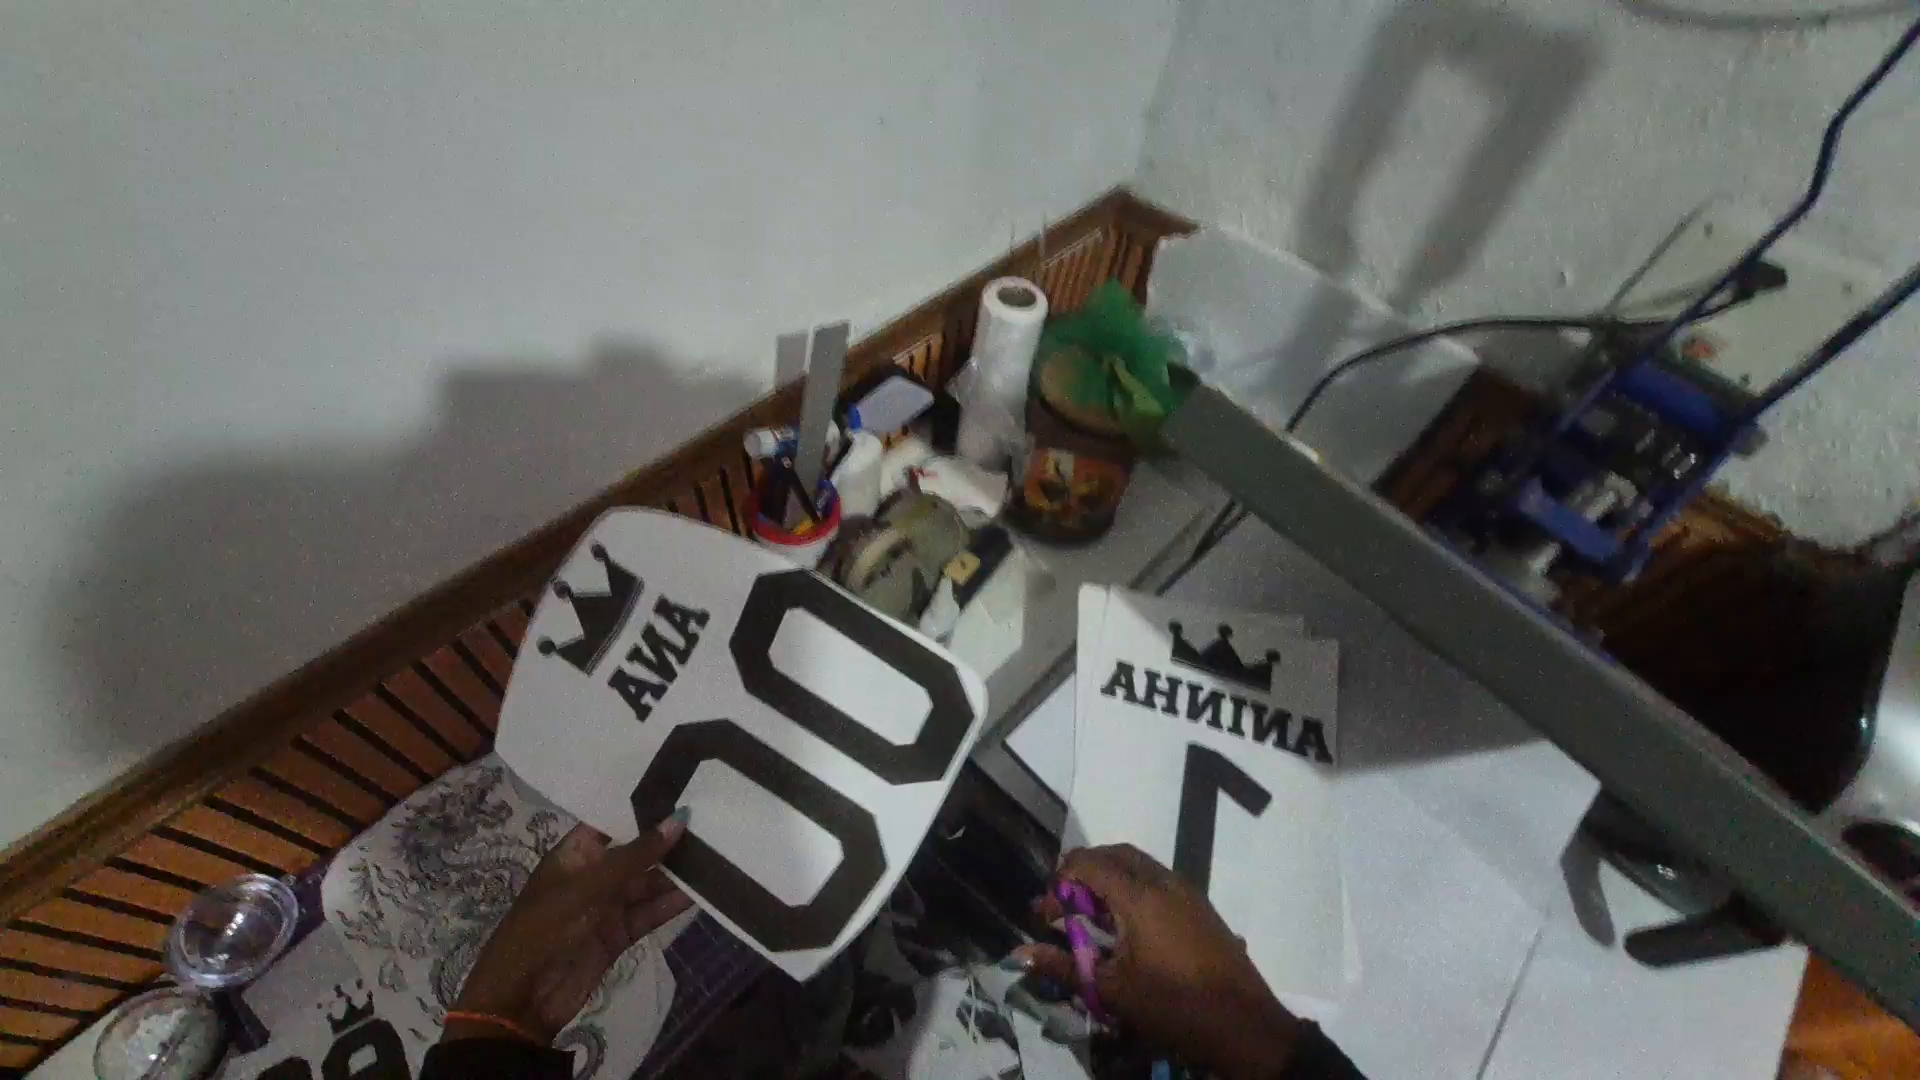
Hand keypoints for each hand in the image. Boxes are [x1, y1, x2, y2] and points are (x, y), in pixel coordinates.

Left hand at [446, 815, 692, 1045]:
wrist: (520, 1002)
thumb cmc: (544, 929)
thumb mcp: (588, 886)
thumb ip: (637, 855)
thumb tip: (680, 818)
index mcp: (576, 854)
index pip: (614, 820)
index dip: (645, 807)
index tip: (684, 788)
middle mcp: (594, 874)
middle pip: (638, 851)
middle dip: (669, 840)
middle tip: (712, 818)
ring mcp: (607, 905)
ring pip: (649, 882)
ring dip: (677, 873)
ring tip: (716, 852)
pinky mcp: (620, 933)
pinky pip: (651, 911)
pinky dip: (674, 903)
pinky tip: (703, 890)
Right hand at [1017, 844, 1301, 1079]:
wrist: (1247, 1029)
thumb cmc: (1175, 1006)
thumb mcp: (1113, 991)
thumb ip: (1065, 966)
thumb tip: (1019, 954)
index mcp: (1138, 895)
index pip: (1088, 864)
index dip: (1060, 883)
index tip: (1047, 915)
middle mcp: (1162, 881)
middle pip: (1114, 855)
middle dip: (1085, 871)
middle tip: (1067, 905)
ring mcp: (1186, 891)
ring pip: (1139, 864)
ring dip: (1111, 878)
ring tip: (1094, 914)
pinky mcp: (1200, 906)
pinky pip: (1158, 879)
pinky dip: (1134, 887)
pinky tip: (1129, 925)